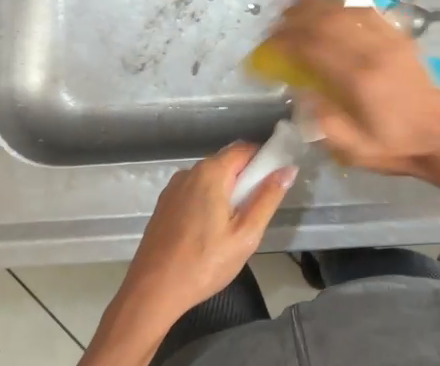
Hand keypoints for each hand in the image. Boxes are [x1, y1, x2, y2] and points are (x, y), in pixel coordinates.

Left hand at [117, 142, 293, 322]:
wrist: (152, 291)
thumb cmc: (204, 264)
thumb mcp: (245, 235)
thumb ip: (267, 199)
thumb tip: (287, 169)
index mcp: (211, 173)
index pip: (244, 149)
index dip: (263, 159)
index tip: (275, 181)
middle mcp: (190, 172)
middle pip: (226, 162)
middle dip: (244, 179)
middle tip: (255, 212)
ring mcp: (174, 187)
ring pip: (209, 178)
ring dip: (225, 191)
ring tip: (232, 227)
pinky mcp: (164, 204)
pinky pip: (194, 191)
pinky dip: (207, 200)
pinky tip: (208, 231)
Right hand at [270, 0, 439, 180]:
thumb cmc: (395, 148)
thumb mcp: (354, 150)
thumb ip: (323, 122)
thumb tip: (301, 93)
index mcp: (358, 80)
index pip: (313, 47)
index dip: (285, 41)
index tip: (268, 43)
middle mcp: (373, 52)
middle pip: (326, 20)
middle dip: (295, 17)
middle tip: (275, 23)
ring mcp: (389, 40)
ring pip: (346, 8)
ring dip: (317, 4)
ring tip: (294, 7)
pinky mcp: (400, 37)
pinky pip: (368, 10)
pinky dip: (344, 4)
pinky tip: (331, 7)